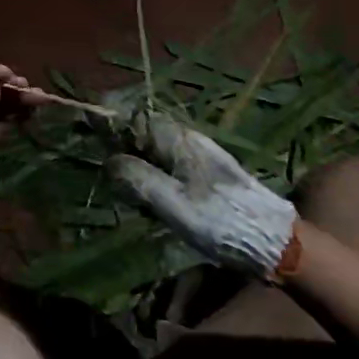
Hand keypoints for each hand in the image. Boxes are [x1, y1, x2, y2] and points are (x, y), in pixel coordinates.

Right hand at [107, 114, 299, 279]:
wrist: (271, 240)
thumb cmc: (219, 219)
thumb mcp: (173, 202)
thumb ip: (139, 178)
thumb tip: (110, 161)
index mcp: (179, 141)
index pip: (137, 118)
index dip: (113, 120)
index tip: (88, 123)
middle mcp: (188, 142)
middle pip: (145, 131)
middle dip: (121, 139)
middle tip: (99, 159)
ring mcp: (199, 158)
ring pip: (156, 148)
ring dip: (135, 157)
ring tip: (117, 179)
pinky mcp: (206, 176)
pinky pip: (169, 164)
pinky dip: (151, 171)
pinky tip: (145, 192)